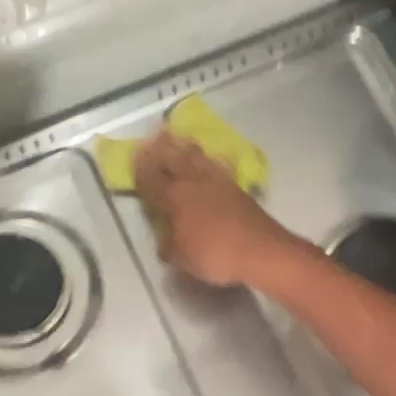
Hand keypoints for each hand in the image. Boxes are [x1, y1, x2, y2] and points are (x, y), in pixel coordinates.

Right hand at [133, 131, 304, 286]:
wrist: (261, 251)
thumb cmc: (214, 255)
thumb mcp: (181, 258)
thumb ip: (169, 245)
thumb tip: (166, 240)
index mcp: (173, 197)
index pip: (151, 178)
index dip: (141, 167)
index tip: (134, 155)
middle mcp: (193, 182)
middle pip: (174, 159)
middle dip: (162, 148)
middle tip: (155, 137)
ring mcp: (218, 182)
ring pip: (198, 158)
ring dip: (187, 148)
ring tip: (182, 140)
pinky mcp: (237, 188)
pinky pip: (219, 167)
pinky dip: (211, 160)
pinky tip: (212, 159)